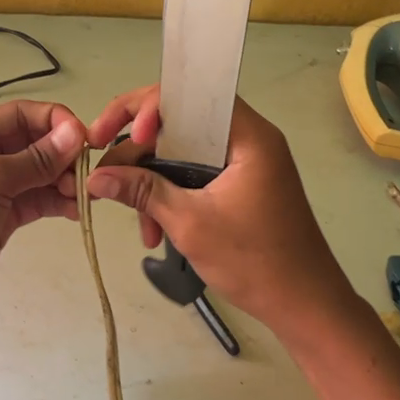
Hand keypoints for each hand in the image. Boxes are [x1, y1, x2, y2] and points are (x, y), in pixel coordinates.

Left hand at [0, 100, 85, 332]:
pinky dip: (55, 203)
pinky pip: (33, 201)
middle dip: (62, 154)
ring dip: (62, 180)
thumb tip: (76, 133)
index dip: (54, 121)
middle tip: (89, 173)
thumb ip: (35, 158)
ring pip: (35, 174)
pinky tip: (77, 210)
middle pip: (29, 143)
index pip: (17, 114)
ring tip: (85, 195)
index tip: (86, 139)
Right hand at [84, 86, 357, 339]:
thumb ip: (141, 192)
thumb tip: (94, 178)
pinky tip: (155, 232)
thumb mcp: (190, 223)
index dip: (140, 108)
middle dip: (136, 151)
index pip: (183, 95)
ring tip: (134, 219)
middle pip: (178, 123)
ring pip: (181, 154)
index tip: (108, 135)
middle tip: (103, 175)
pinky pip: (193, 175)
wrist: (305, 305)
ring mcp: (243, 162)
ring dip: (151, 181)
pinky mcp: (239, 185)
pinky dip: (171, 196)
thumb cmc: (254, 260)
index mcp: (244, 134)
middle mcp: (245, 138)